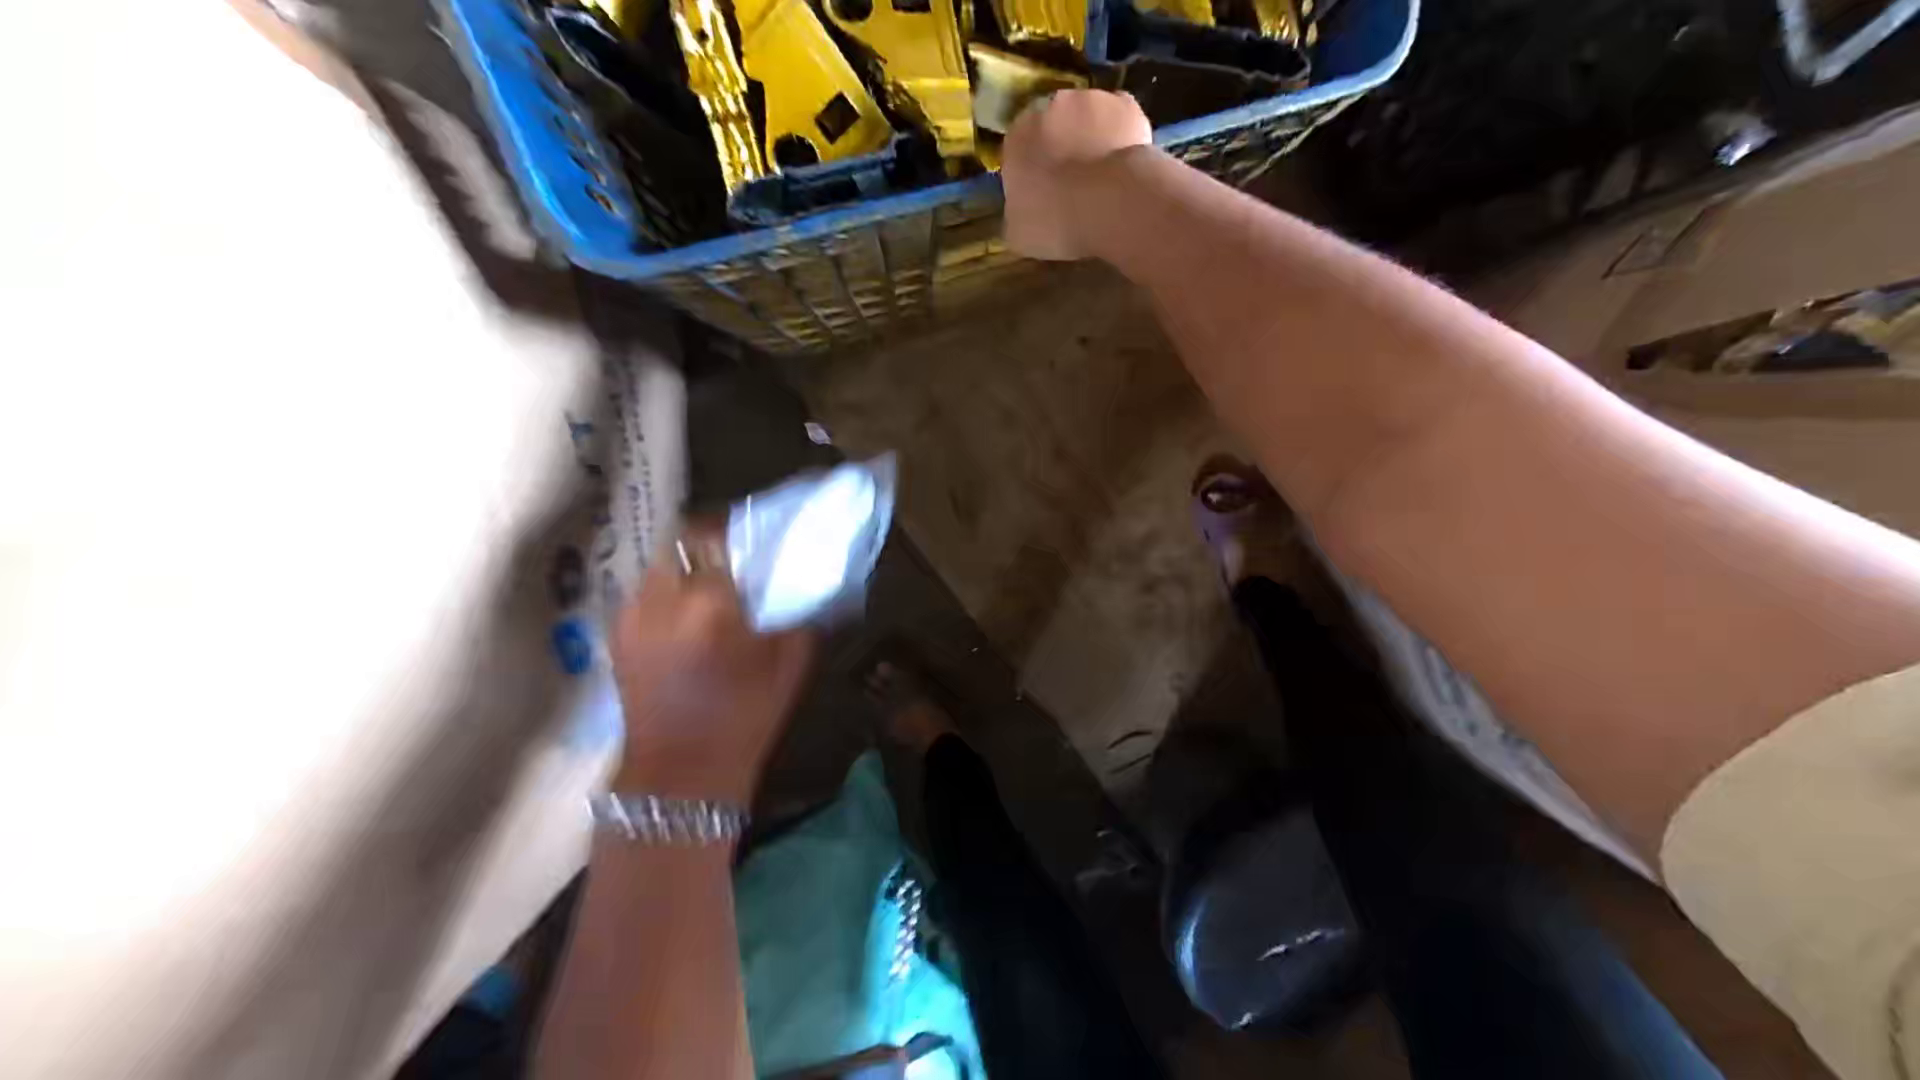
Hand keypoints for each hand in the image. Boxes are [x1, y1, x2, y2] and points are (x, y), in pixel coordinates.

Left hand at [608, 554, 814, 805]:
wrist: (681, 774)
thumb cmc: (746, 719)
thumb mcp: (790, 664)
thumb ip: (797, 612)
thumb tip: (805, 578)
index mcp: (711, 604)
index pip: (717, 540)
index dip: (735, 535)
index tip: (751, 542)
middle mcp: (663, 600)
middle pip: (681, 546)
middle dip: (706, 550)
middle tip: (729, 565)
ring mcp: (632, 616)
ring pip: (659, 568)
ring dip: (683, 571)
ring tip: (705, 592)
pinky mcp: (616, 634)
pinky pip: (643, 595)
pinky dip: (664, 596)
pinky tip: (683, 619)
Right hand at [1001, 89, 1152, 260]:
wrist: (1109, 205)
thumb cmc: (1054, 221)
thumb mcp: (1018, 233)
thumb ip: (1016, 215)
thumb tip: (1020, 215)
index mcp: (1016, 138)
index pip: (1018, 148)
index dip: (1030, 170)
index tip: (1040, 192)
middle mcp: (1049, 107)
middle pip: (1053, 127)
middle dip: (1060, 149)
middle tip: (1072, 185)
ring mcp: (1090, 99)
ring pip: (1087, 118)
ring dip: (1090, 139)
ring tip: (1102, 176)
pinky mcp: (1125, 104)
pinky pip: (1119, 118)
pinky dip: (1120, 134)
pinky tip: (1124, 162)